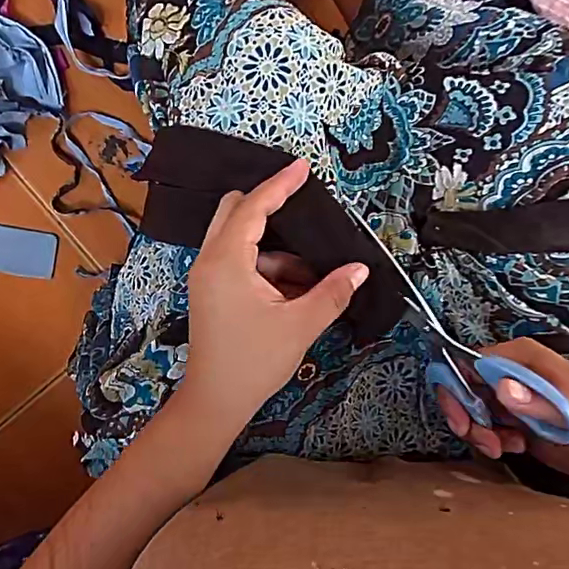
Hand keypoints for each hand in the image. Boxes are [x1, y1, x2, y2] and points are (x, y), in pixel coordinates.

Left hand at [179, 159, 368, 430]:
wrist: (216, 401)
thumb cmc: (254, 362)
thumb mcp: (300, 325)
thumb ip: (332, 292)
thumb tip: (359, 269)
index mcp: (226, 262)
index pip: (253, 208)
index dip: (280, 185)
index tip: (302, 167)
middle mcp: (211, 262)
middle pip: (236, 214)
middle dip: (271, 210)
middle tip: (305, 213)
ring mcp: (209, 278)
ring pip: (243, 243)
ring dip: (278, 252)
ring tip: (313, 280)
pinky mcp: (213, 293)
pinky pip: (242, 266)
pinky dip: (269, 271)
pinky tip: (298, 294)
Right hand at [437, 338, 568, 479]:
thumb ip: (540, 403)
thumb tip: (501, 387)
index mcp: (529, 358)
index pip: (475, 361)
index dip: (459, 387)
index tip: (465, 419)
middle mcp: (517, 372)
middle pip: (466, 384)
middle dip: (467, 414)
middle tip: (484, 441)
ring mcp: (515, 396)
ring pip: (473, 407)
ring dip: (479, 431)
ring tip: (504, 448)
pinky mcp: (516, 419)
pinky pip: (486, 425)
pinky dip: (490, 439)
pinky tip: (514, 449)